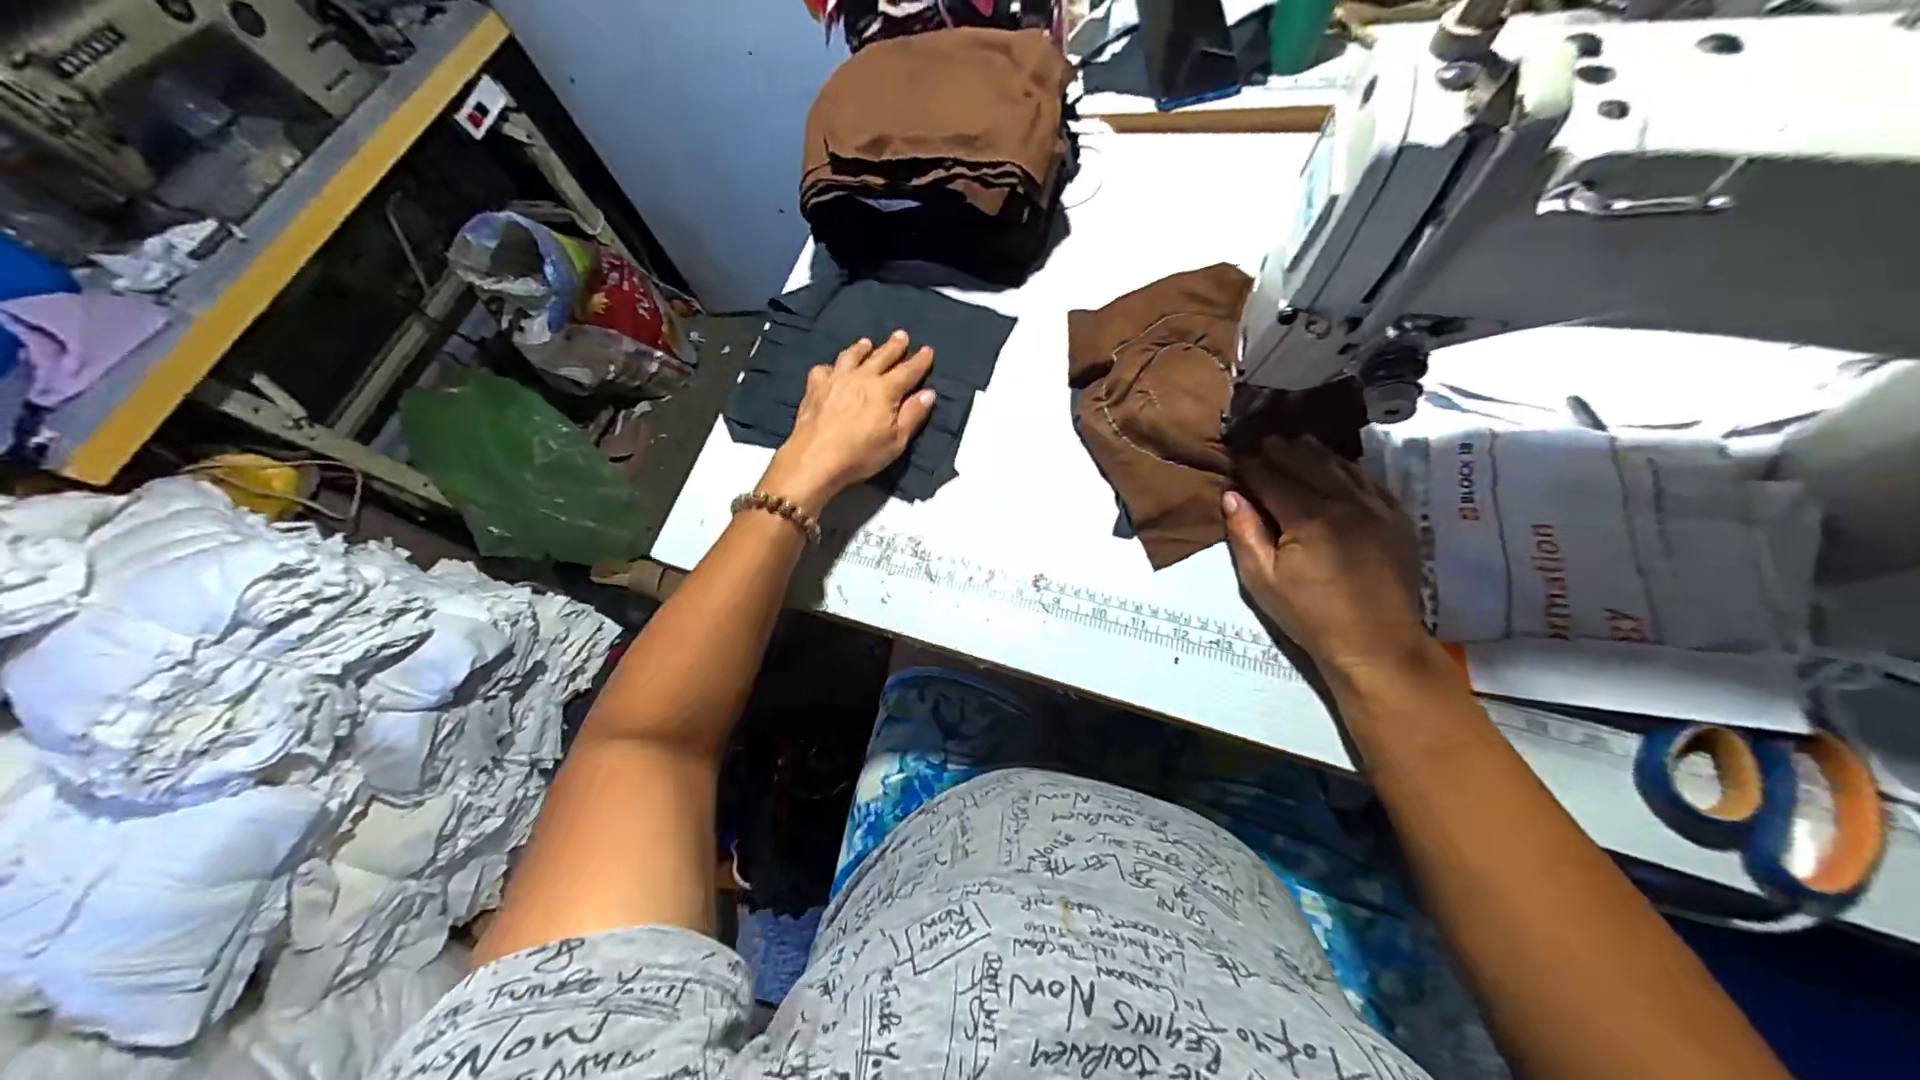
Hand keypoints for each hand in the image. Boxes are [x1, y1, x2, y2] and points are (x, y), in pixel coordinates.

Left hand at [758, 330, 936, 514]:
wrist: (815, 459)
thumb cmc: (860, 454)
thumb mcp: (896, 441)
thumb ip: (913, 415)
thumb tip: (928, 393)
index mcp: (884, 390)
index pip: (908, 371)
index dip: (920, 361)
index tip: (927, 350)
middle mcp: (861, 378)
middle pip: (881, 357)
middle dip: (893, 346)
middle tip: (901, 335)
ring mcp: (835, 380)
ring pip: (851, 357)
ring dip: (861, 348)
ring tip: (867, 342)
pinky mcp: (814, 388)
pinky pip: (823, 370)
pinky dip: (831, 367)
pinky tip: (831, 369)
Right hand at [1222, 435, 1428, 680]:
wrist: (1377, 644)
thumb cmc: (1311, 616)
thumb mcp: (1263, 581)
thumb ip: (1245, 533)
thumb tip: (1232, 494)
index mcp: (1310, 518)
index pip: (1273, 478)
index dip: (1252, 464)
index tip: (1236, 454)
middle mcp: (1346, 502)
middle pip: (1308, 462)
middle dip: (1281, 450)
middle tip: (1260, 441)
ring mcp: (1377, 507)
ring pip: (1341, 465)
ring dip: (1313, 452)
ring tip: (1292, 443)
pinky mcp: (1396, 518)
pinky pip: (1368, 479)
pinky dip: (1345, 466)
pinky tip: (1333, 465)